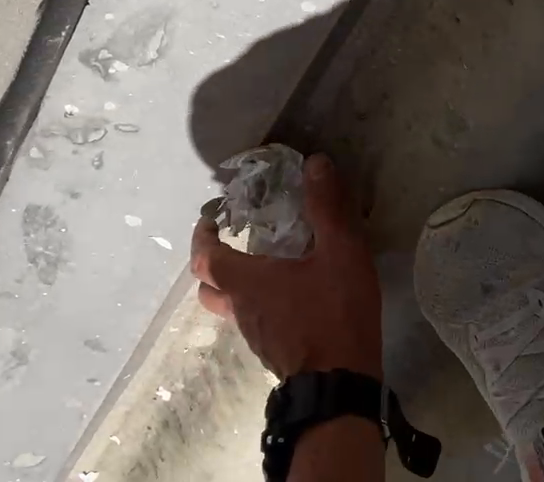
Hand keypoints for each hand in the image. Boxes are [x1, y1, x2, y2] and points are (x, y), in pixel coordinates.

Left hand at [190, 154, 383, 378]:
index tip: (211, 216)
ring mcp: (256, 334)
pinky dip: (259, 300)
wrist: (339, 381)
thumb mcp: (340, 250)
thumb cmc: (334, 310)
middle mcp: (242, 309)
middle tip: (233, 239)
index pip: (205, 258)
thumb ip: (327, 207)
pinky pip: (254, 319)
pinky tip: (290, 292)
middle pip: (208, 287)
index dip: (203, 235)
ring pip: (230, 306)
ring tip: (265, 262)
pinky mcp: (274, 349)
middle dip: (213, 262)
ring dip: (236, 283)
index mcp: (247, 282)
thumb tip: (315, 163)